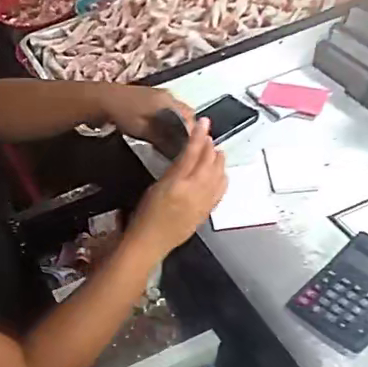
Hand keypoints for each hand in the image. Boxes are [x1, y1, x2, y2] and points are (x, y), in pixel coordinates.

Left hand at [99, 85, 196, 141]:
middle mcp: (167, 96)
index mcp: (168, 102)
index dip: (192, 133)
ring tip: (174, 140)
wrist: (102, 100)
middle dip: (186, 129)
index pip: (190, 117)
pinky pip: (167, 109)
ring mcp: (158, 95)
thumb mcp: (143, 130)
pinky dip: (169, 120)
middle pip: (186, 113)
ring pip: (177, 111)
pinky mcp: (150, 98)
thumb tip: (175, 151)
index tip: (189, 146)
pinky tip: (162, 131)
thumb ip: (162, 140)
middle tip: (183, 145)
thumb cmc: (122, 113)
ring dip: (178, 124)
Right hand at [129, 117, 224, 252]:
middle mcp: (193, 193)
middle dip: (210, 147)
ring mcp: (202, 204)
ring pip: (217, 176)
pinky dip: (222, 179)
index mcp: (176, 184)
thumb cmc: (145, 218)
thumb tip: (185, 159)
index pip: (192, 153)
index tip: (203, 123)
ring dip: (218, 161)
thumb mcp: (154, 187)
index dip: (199, 136)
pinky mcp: (205, 213)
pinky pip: (220, 192)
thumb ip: (172, 172)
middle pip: (208, 163)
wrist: (150, 243)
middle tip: (209, 137)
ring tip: (217, 152)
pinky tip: (222, 174)